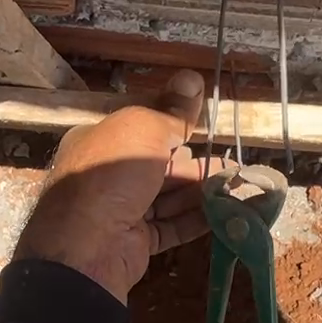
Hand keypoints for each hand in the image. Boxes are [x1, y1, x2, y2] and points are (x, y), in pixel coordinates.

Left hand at [14, 70, 211, 301]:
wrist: (87, 245)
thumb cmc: (111, 174)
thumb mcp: (143, 130)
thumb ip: (171, 111)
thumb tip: (192, 77)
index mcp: (100, 142)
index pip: (141, 129)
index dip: (173, 125)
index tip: (204, 124)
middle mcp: (107, 175)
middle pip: (157, 165)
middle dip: (194, 163)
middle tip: (229, 162)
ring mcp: (120, 211)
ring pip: (167, 197)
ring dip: (200, 191)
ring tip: (235, 185)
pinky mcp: (134, 242)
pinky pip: (169, 227)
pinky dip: (196, 219)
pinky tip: (223, 211)